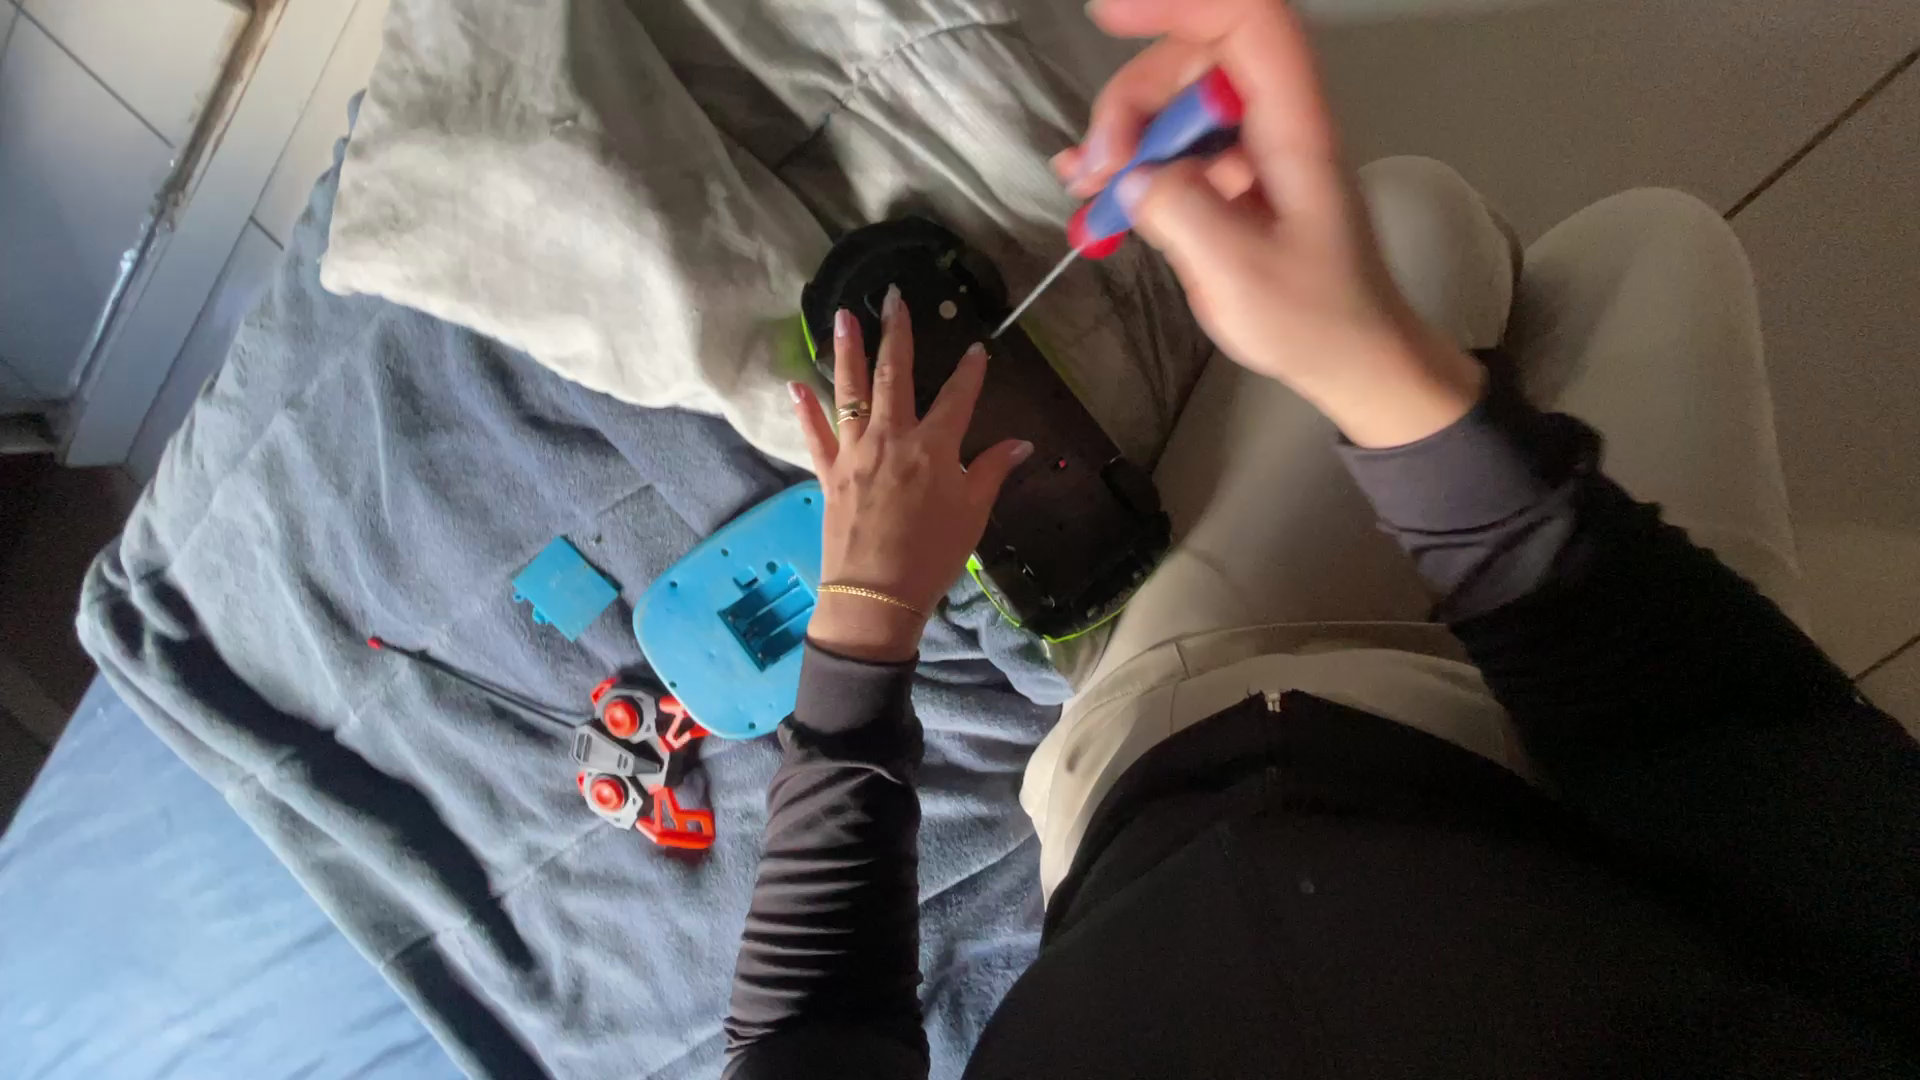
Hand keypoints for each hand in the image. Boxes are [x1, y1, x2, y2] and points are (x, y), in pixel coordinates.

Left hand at [789, 286, 1034, 662]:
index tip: (977, 347)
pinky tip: (794, 384)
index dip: (970, 371)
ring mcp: (855, 452)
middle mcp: (892, 438)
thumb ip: (993, 472)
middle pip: (896, 376)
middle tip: (892, 298)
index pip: (958, 397)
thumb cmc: (933, 555)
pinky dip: (804, 410)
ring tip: (841, 316)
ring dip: (846, 352)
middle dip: (897, 334)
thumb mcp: (973, 515)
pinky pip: (815, 434)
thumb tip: (1022, 444)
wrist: (876, 595)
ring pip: (850, 392)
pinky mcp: (828, 472)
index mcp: (934, 447)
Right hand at [1054, 0, 1483, 447]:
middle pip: (1196, 63)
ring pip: (1178, 114)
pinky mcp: (1233, 192)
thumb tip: (1132, 176)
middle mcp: (1272, 127)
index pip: (1244, 22)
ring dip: (1124, 140)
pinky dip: (1133, 172)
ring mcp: (1251, 159)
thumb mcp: (1239, 272)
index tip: (1105, 16)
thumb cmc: (1308, 319)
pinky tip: (1097, 198)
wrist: (1346, 357)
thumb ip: (1182, 213)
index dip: (1177, 4)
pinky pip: (1176, 160)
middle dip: (1131, 102)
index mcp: (1292, 128)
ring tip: (1083, 189)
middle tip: (1093, 168)